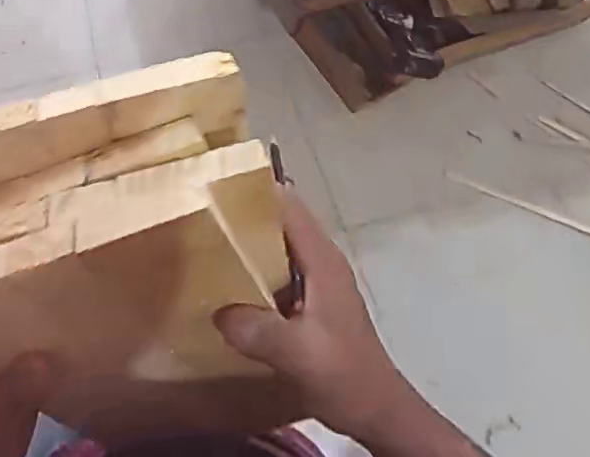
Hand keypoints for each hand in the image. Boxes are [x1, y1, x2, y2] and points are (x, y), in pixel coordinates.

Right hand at [212, 192, 479, 455]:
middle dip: (254, 213)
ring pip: (285, 246)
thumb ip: (259, 330)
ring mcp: (322, 280)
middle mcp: (323, 261)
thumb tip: (218, 310)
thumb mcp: (298, 354)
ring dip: (257, 240)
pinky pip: (285, 269)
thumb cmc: (344, 372)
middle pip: (287, 222)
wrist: (377, 407)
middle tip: (212, 209)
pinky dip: (263, 266)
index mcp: (323, 261)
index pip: (292, 210)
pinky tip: (237, 282)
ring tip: (216, 238)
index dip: (264, 192)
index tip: (228, 182)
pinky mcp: (317, 300)